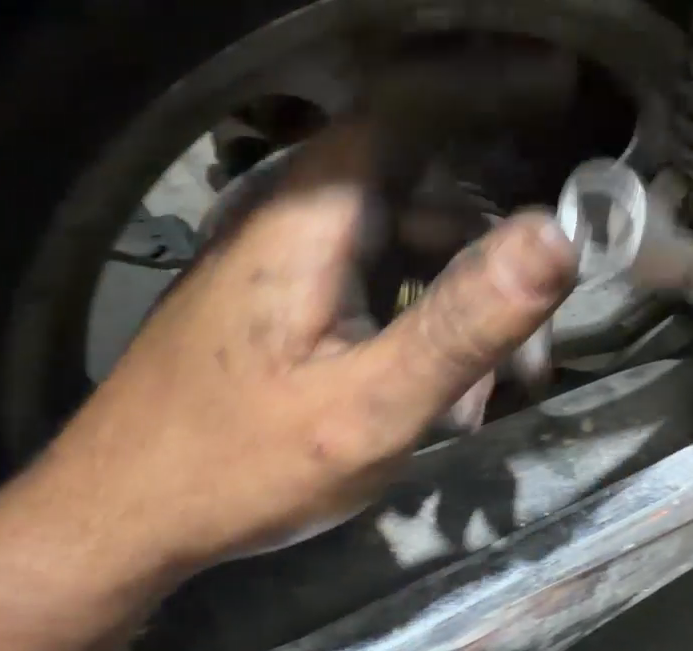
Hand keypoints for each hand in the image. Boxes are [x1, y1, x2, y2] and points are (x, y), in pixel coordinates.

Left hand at [21, 124, 576, 579]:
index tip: (567, 95)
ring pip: (408, 255)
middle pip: (427, 200)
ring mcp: (290, 265)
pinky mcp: (288, 306)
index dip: (494, 91)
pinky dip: (425, 333)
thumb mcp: (371, 407)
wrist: (125, 517)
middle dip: (496, 268)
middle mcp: (298, 220)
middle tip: (535, 361)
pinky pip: (379, 293)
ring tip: (485, 404)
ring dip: (465, 315)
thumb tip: (556, 239)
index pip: (413, 108)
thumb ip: (464, 324)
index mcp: (312, 218)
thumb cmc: (244, 465)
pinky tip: (438, 400)